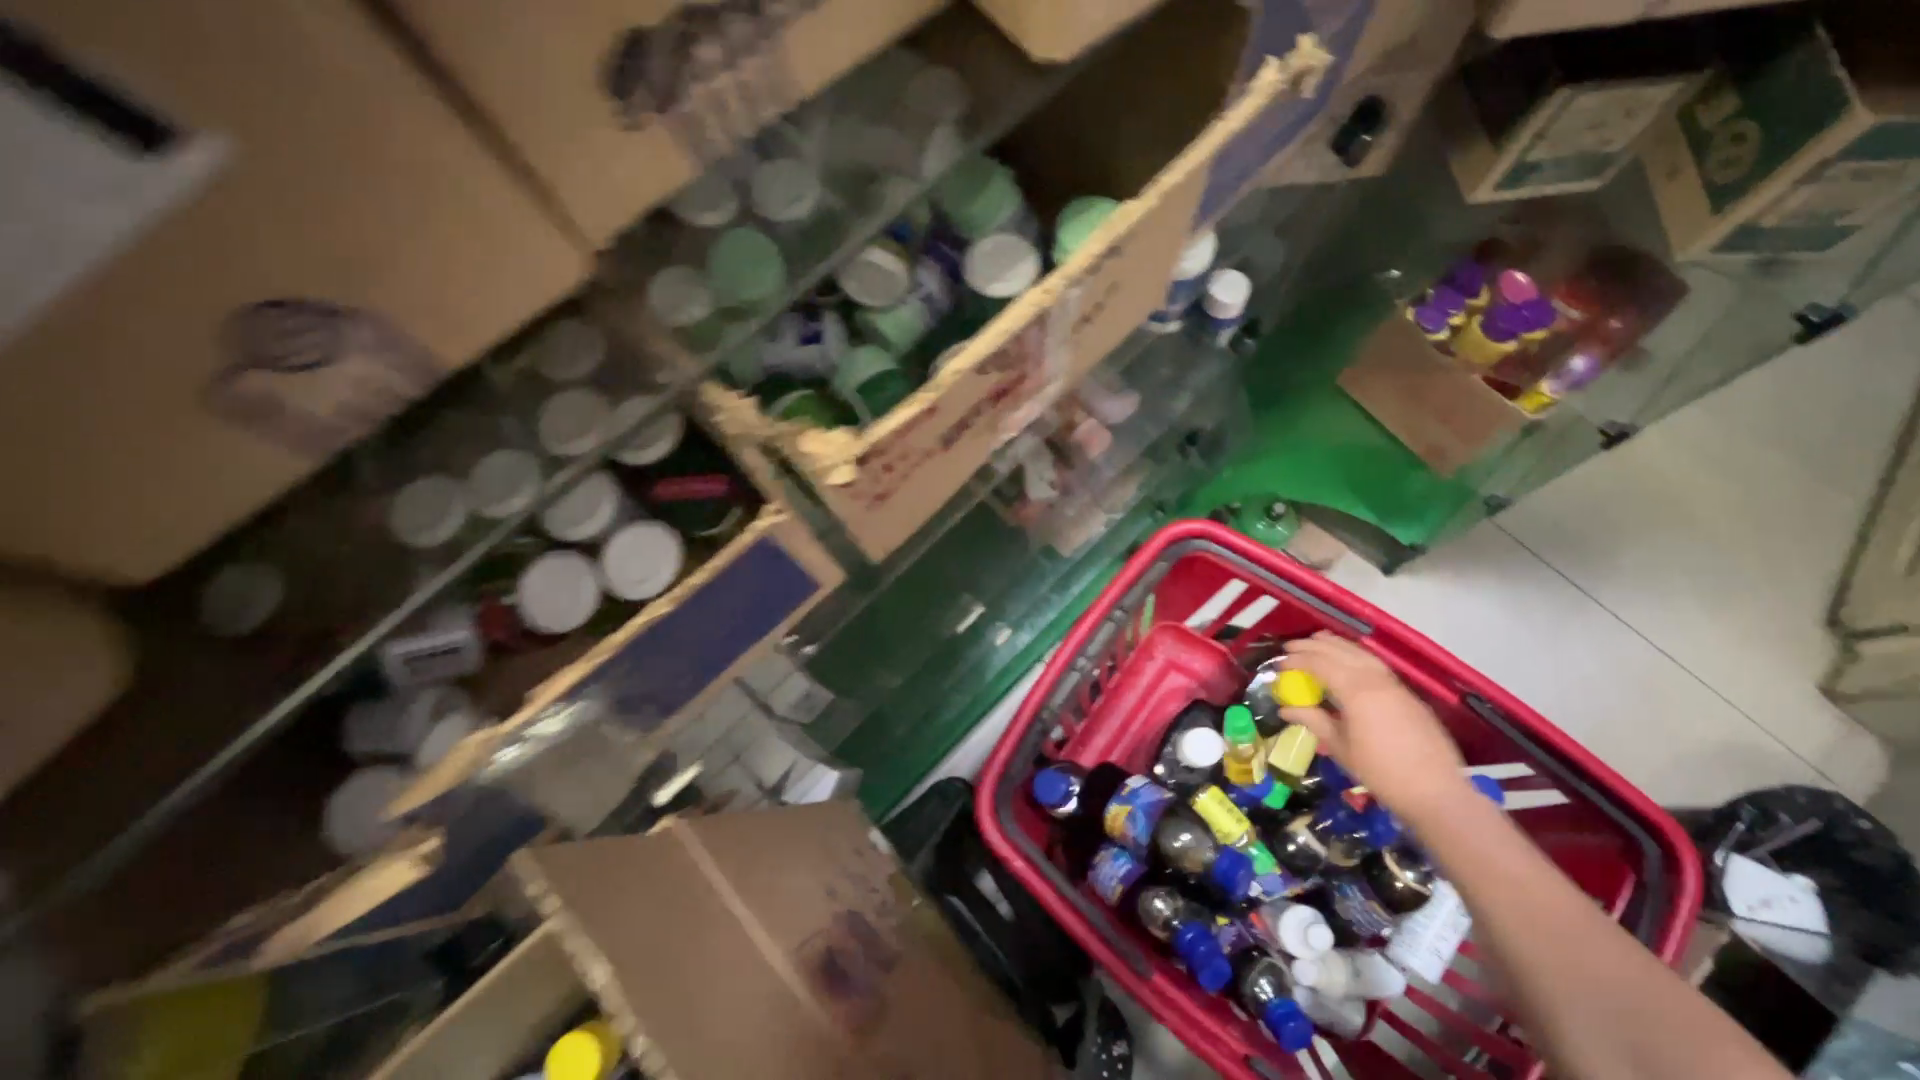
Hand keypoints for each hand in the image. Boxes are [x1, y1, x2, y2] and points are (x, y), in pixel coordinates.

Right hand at [1279, 632, 1469, 821]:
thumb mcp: (1341, 748)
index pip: (1320, 664)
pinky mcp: (1408, 695)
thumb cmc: (1381, 773)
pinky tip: (1350, 663)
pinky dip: (1357, 657)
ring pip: (1363, 654)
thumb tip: (1285, 709)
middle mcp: (1377, 680)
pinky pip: (1377, 665)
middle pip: (1342, 652)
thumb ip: (1314, 721)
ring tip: (1319, 642)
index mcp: (1357, 691)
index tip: (1278, 664)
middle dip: (1315, 646)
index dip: (1297, 661)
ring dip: (1338, 646)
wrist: (1435, 791)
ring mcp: (1396, 686)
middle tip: (1292, 647)